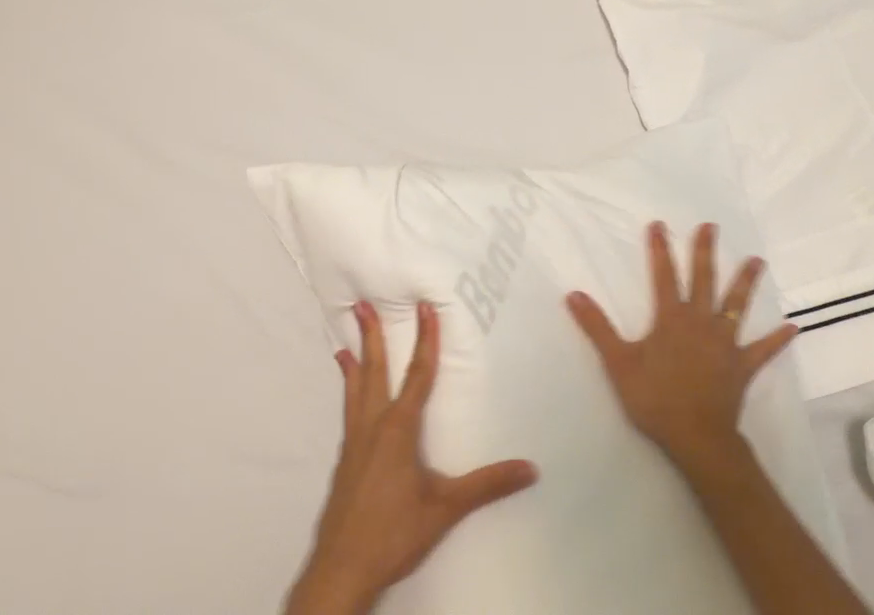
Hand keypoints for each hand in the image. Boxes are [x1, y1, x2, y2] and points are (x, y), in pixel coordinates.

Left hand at [285, 300, 539, 614]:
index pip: (417, 375)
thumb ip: (488, 485)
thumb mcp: (446, 507)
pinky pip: (348, 413)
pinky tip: (351, 398)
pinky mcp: (344, 462)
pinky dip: (348, 392)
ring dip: (354, 362)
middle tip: (361, 305)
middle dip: (371, 336)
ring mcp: (353, 443)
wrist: (342, 567)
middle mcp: (372, 427)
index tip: (425, 308)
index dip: (425, 340)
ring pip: (355, 391)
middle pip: (373, 371)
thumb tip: (531, 468)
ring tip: (345, 341)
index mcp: (398, 429)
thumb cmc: (394, 531)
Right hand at [566, 222, 799, 471]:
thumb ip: (597, 327)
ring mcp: (725, 343)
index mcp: (671, 319)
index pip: (663, 276)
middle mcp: (700, 322)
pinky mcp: (742, 366)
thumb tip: (574, 295)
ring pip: (736, 306)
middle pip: (703, 280)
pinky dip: (777, 339)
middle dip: (704, 252)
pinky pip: (763, 350)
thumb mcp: (618, 362)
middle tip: (710, 227)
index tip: (659, 225)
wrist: (695, 435)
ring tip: (757, 261)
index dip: (660, 250)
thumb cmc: (654, 398)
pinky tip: (792, 327)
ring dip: (746, 282)